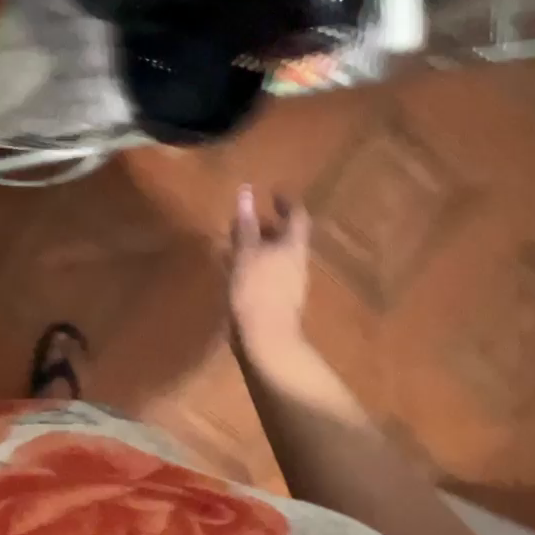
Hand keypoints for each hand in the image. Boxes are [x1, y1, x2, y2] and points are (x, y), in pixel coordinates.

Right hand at [228, 184, 311, 357]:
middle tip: (249, 219)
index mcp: (293, 247)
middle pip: (287, 239)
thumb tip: (246, 191)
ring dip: (259, 249)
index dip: (286, 202)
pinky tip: (237, 273)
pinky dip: (254, 268)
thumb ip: (246, 225)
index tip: (273, 192)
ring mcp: (288, 287)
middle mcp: (296, 264)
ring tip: (237, 245)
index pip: (296, 216)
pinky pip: (267, 277)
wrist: (266, 343)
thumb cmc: (256, 293)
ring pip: (276, 259)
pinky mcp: (276, 305)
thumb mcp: (247, 255)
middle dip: (269, 227)